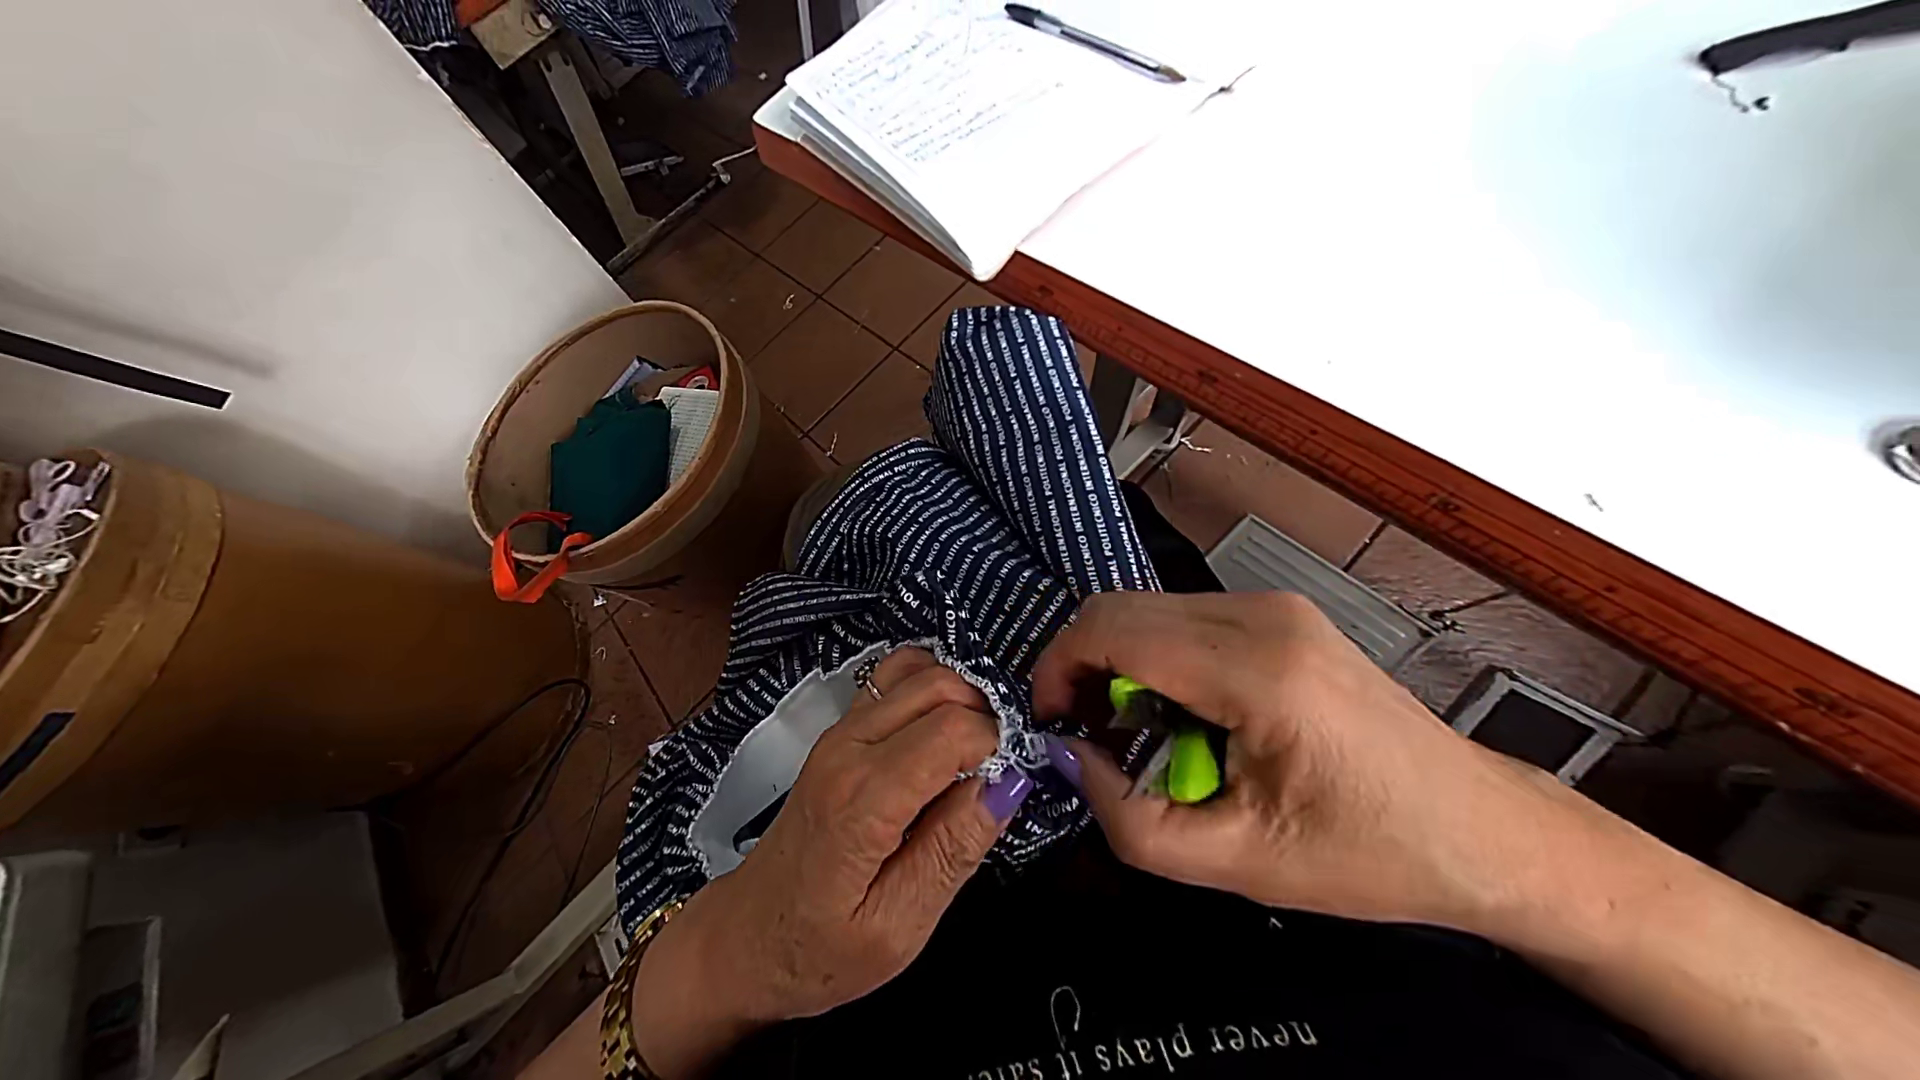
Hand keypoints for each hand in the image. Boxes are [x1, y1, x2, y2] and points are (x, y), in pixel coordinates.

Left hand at [632, 648, 1028, 1075]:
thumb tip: (1008, 783)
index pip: (954, 727)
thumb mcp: (897, 928)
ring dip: (959, 697)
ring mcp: (839, 731)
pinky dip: (928, 686)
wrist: (746, 938)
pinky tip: (940, 729)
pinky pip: (892, 678)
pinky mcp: (838, 731)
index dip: (997, 747)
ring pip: (918, 672)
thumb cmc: (818, 950)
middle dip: (985, 717)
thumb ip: (954, 849)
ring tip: (972, 751)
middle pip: (939, 686)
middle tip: (997, 769)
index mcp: (863, 797)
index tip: (1007, 786)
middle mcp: (848, 746)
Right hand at [1032, 591, 1586, 928]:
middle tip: (1090, 733)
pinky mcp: (1279, 615)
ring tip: (1141, 732)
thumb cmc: (1371, 852)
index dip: (1058, 669)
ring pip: (1147, 611)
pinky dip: (1156, 660)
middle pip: (1120, 608)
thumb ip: (1127, 815)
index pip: (1112, 629)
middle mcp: (1263, 616)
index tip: (1053, 721)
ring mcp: (1274, 606)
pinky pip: (1183, 619)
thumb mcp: (1233, 862)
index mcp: (1257, 670)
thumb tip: (1071, 754)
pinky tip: (1182, 713)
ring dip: (1120, 666)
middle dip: (1082, 667)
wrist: (1480, 828)